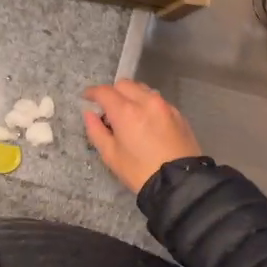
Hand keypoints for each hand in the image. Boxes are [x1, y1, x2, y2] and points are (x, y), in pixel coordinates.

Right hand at [84, 81, 202, 193]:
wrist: (180, 182)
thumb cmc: (139, 171)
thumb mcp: (111, 155)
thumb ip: (96, 131)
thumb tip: (89, 114)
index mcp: (126, 111)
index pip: (104, 91)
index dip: (92, 93)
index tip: (87, 98)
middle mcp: (146, 101)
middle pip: (125, 84)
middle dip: (113, 92)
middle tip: (108, 109)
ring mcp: (165, 106)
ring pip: (143, 89)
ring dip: (131, 96)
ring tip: (128, 115)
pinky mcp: (178, 114)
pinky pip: (158, 101)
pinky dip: (147, 104)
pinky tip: (146, 122)